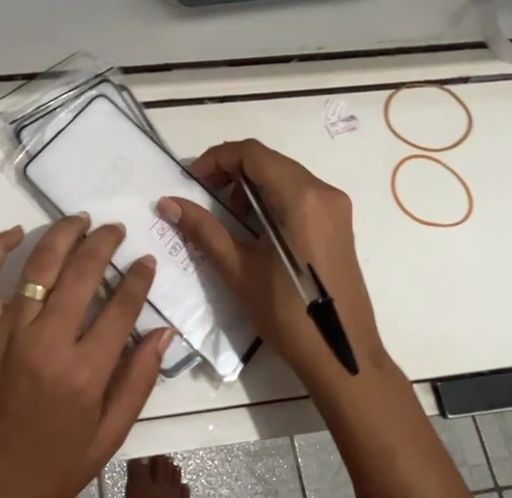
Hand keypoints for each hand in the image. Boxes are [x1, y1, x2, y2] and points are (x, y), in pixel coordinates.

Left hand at [0, 214, 175, 497]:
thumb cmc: (51, 468)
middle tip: (117, 230)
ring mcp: (9, 331)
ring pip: (39, 264)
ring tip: (81, 219)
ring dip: (63, 234)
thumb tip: (163, 333)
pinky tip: (16, 232)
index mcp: (84, 373)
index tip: (147, 260)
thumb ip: (137, 382)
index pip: (121, 307)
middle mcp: (47, 342)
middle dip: (105, 242)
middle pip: (82, 272)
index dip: (139, 278)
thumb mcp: (106, 438)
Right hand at [159, 142, 471, 497]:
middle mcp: (323, 192)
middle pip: (269, 160)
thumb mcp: (240, 270)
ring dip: (251, 184)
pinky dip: (272, 197)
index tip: (192, 180)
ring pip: (284, 174)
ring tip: (227, 214)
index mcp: (301, 197)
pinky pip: (300, 193)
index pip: (252, 153)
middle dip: (231, 170)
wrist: (343, 358)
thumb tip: (167, 203)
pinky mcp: (339, 223)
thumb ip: (203, 229)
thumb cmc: (289, 314)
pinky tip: (255, 226)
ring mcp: (336, 207)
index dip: (217, 158)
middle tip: (203, 195)